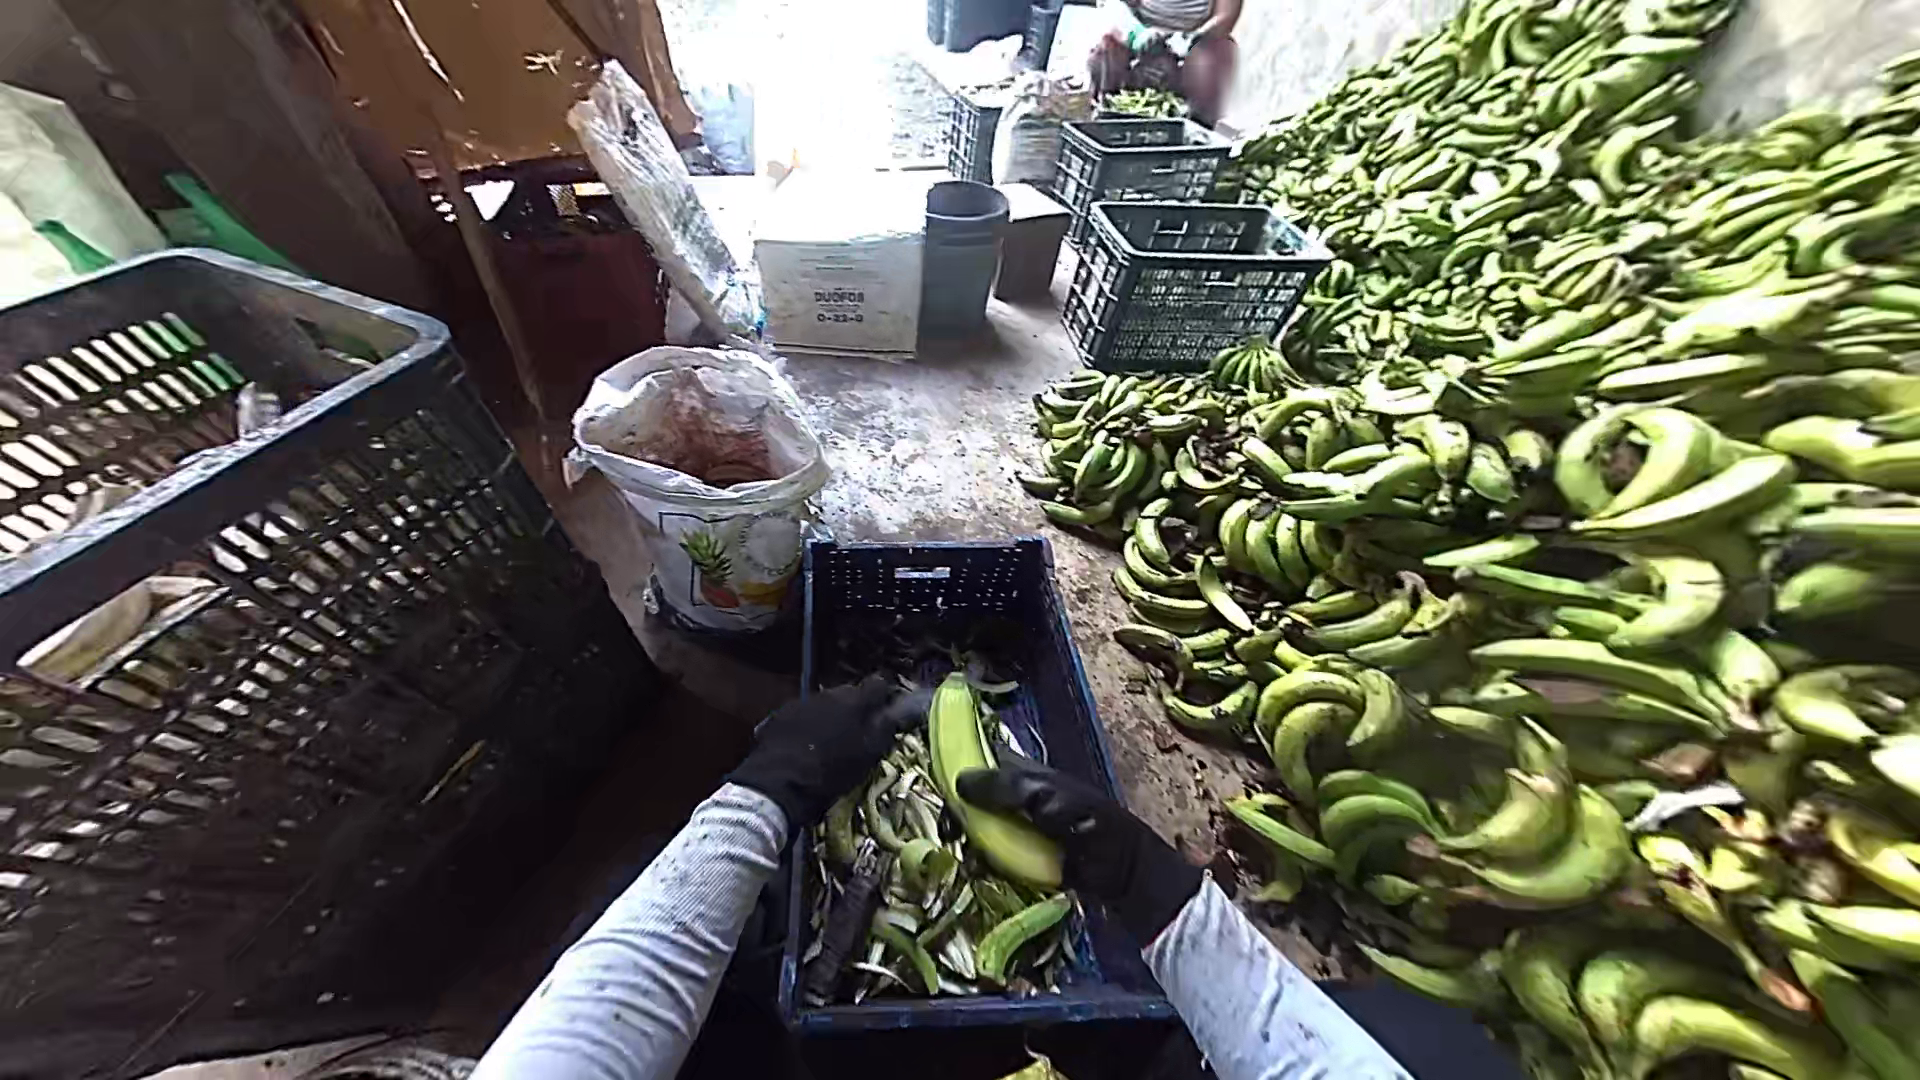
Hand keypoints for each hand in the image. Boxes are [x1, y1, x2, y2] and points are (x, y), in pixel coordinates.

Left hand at [729, 677, 922, 834]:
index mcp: (856, 700)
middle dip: (858, 707)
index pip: (880, 683)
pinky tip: (806, 742)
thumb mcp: (868, 755)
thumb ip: (886, 728)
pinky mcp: (782, 713)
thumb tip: (899, 711)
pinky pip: (805, 712)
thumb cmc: (832, 772)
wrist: (778, 783)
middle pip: (852, 693)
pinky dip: (810, 723)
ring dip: (833, 715)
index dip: (886, 696)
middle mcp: (831, 692)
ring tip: (831, 739)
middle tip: (859, 731)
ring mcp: (804, 700)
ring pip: (828, 702)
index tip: (888, 711)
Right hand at [957, 756, 1200, 942]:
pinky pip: (984, 849)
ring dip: (961, 834)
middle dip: (951, 806)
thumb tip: (957, 780)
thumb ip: (1000, 786)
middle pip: (965, 791)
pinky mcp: (1013, 851)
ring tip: (958, 850)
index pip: (973, 751)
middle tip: (944, 828)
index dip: (949, 754)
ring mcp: (1009, 821)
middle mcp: (1005, 790)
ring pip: (971, 822)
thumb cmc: (1082, 818)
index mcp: (1013, 768)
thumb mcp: (1041, 795)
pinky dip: (976, 857)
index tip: (925, 767)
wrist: (1116, 866)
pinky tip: (974, 866)